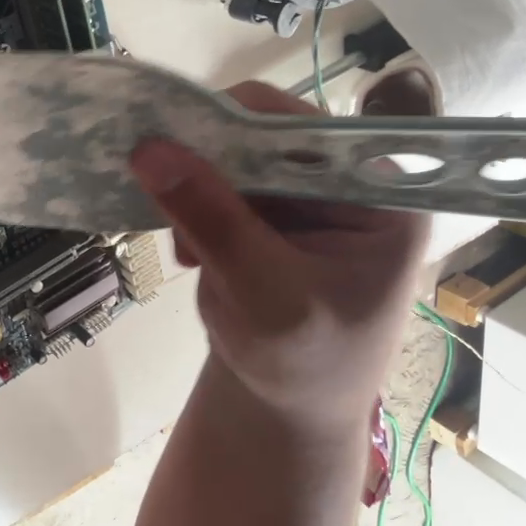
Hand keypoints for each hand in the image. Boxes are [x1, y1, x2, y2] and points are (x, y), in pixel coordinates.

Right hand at [129, 82, 428, 427]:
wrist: (287, 404)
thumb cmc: (302, 361)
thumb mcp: (261, 292)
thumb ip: (212, 219)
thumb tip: (150, 148)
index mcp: (375, 196)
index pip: (303, 128)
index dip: (239, 122)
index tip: (174, 138)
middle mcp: (339, 183)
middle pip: (258, 132)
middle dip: (206, 163)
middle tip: (167, 197)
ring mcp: (297, 196)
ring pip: (225, 154)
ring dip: (190, 188)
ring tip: (183, 245)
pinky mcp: (259, 211)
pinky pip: (208, 180)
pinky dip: (184, 205)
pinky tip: (186, 251)